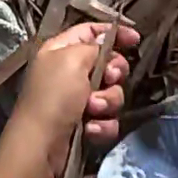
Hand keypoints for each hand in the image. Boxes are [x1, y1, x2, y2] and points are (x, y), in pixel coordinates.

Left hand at [1, 21, 136, 174]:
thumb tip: (105, 43)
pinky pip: (107, 118)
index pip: (90, 31)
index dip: (113, 32)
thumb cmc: (54, 96)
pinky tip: (90, 129)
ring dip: (107, 101)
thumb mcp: (73, 60)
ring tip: (92, 109)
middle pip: (107, 63)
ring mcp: (77, 99)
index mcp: (60, 50)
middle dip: (113, 72)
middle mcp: (69, 72)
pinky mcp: (84, 123)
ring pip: (111, 92)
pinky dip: (102, 124)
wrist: (42, 146)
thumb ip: (94, 47)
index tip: (135, 39)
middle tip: (108, 78)